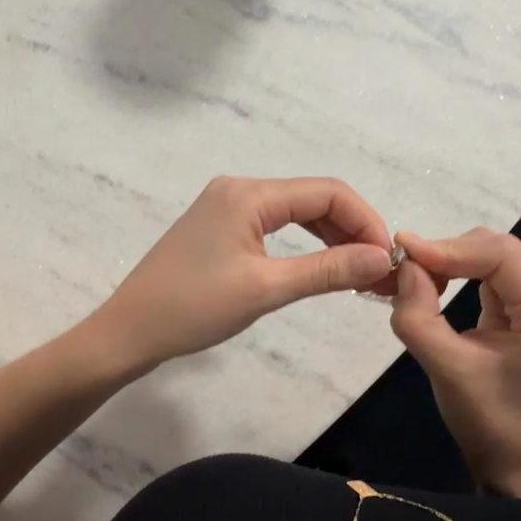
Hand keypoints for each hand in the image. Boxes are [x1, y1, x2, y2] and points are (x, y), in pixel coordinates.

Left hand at [91, 176, 393, 370]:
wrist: (130, 331)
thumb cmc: (193, 309)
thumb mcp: (265, 290)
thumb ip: (328, 270)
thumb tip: (383, 259)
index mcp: (248, 194)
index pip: (327, 192)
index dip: (366, 221)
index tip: (390, 259)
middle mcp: (238, 189)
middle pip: (313, 198)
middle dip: (352, 230)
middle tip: (381, 272)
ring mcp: (226, 208)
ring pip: (295, 213)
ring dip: (331, 239)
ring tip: (361, 274)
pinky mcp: (219, 229)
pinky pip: (274, 227)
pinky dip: (304, 245)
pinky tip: (324, 268)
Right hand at [388, 227, 520, 501]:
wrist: (512, 450)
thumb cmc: (485, 418)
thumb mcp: (445, 369)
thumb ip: (418, 316)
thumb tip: (405, 266)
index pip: (502, 256)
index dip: (449, 248)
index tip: (402, 249)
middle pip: (501, 251)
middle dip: (448, 254)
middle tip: (401, 269)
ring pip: (498, 255)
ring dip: (453, 261)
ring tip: (415, 280)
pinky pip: (500, 268)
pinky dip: (464, 270)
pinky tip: (437, 282)